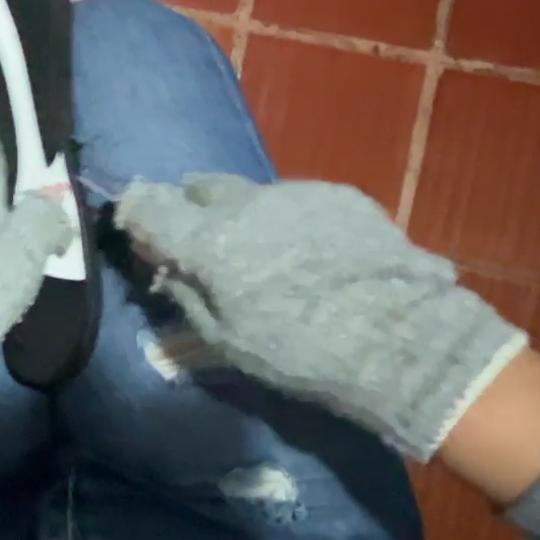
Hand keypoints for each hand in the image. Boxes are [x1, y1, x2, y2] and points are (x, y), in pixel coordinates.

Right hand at [115, 174, 525, 459]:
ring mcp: (294, 193)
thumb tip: (164, 264)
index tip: (139, 230)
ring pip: (248, 192)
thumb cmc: (301, 353)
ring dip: (241, 214)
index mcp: (210, 240)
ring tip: (265, 253)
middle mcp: (244, 203)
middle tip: (202, 241)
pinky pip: (294, 199)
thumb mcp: (226, 339)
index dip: (137, 213)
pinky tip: (311, 253)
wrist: (402, 341)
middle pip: (197, 186)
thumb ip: (186, 292)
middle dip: (190, 207)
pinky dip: (286, 219)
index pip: (150, 206)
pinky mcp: (338, 194)